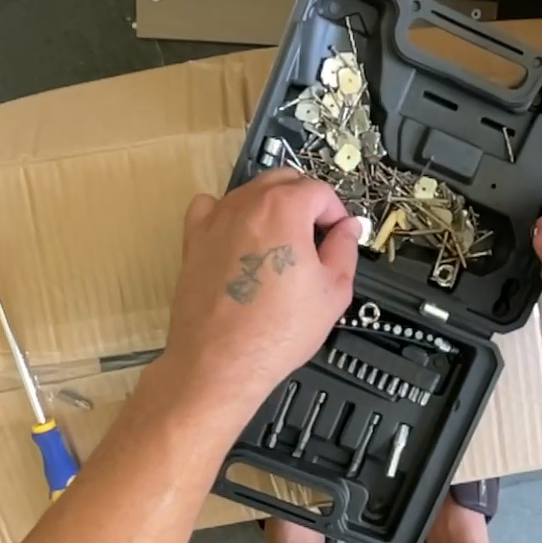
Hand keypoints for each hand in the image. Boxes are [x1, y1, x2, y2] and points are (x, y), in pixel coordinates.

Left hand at [156, 170, 359, 415]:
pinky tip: (240, 239)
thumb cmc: (275, 332)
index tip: (340, 234)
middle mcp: (246, 205)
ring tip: (282, 244)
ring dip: (271, 207)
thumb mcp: (333, 292)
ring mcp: (215, 220)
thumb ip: (345, 250)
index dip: (336, 212)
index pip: (319, 191)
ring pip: (249, 193)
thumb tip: (348, 229)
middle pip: (283, 180)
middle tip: (316, 236)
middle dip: (305, 201)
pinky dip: (228, 214)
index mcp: (284, 209)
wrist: (221, 362)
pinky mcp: (193, 241)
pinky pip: (210, 208)